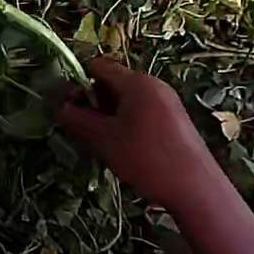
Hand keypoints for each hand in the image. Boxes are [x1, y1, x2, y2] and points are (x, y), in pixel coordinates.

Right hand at [54, 57, 223, 211]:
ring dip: (108, 114)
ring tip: (101, 140)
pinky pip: (141, 109)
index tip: (67, 105)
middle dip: (92, 100)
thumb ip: (77, 119)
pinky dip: (125, 121)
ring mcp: (167, 100)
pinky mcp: (174, 117)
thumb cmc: (146, 158)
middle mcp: (153, 84)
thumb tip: (57, 106)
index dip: (77, 81)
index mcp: (136, 82)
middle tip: (81, 127)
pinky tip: (123, 146)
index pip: (97, 65)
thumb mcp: (104, 139)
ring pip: (126, 98)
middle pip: (112, 81)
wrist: (195, 188)